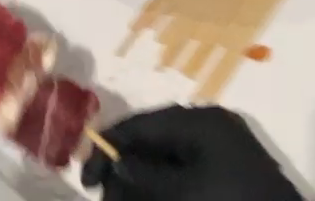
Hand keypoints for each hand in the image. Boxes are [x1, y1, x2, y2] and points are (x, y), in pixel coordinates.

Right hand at [82, 105, 301, 200]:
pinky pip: (185, 174)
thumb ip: (146, 176)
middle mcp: (209, 127)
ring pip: (167, 161)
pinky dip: (164, 188)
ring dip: (143, 181)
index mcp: (200, 121)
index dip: (109, 147)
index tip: (87, 179)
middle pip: (153, 142)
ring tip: (122, 200)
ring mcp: (221, 150)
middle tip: (105, 198)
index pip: (142, 124)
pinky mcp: (227, 174)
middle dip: (126, 169)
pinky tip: (152, 197)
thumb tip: (116, 163)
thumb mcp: (186, 192)